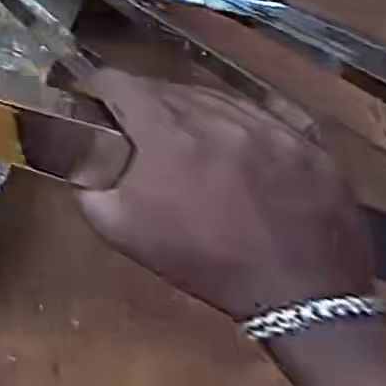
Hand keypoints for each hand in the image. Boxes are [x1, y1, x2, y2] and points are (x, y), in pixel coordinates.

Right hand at [76, 69, 375, 318]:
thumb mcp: (116, 225)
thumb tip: (73, 157)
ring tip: (185, 135)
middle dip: (142, 100)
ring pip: (212, 97)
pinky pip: (260, 117)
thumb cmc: (200, 259)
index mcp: (168, 132)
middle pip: (163, 86)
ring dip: (189, 109)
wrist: (303, 305)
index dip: (96, 85)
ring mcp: (272, 131)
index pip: (117, 80)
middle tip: (136, 125)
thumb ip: (83, 182)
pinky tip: (231, 147)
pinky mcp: (312, 149)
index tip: (90, 98)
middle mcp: (219, 119)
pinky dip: (236, 124)